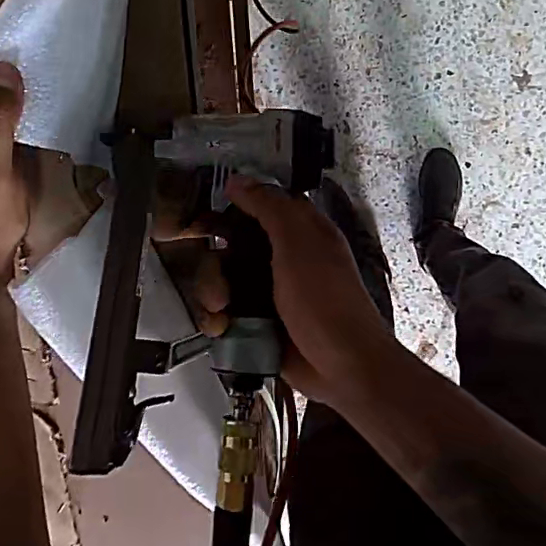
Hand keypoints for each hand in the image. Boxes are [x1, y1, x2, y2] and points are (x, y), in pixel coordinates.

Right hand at [222, 176, 406, 405]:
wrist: (342, 365)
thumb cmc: (328, 300)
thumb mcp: (298, 243)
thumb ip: (269, 208)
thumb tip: (239, 181)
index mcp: (301, 231)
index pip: (258, 207)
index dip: (230, 209)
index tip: (203, 220)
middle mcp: (285, 258)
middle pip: (232, 246)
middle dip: (216, 262)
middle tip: (217, 281)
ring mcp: (272, 291)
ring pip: (225, 280)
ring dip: (214, 292)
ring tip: (221, 309)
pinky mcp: (261, 322)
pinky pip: (227, 312)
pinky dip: (219, 318)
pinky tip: (223, 325)